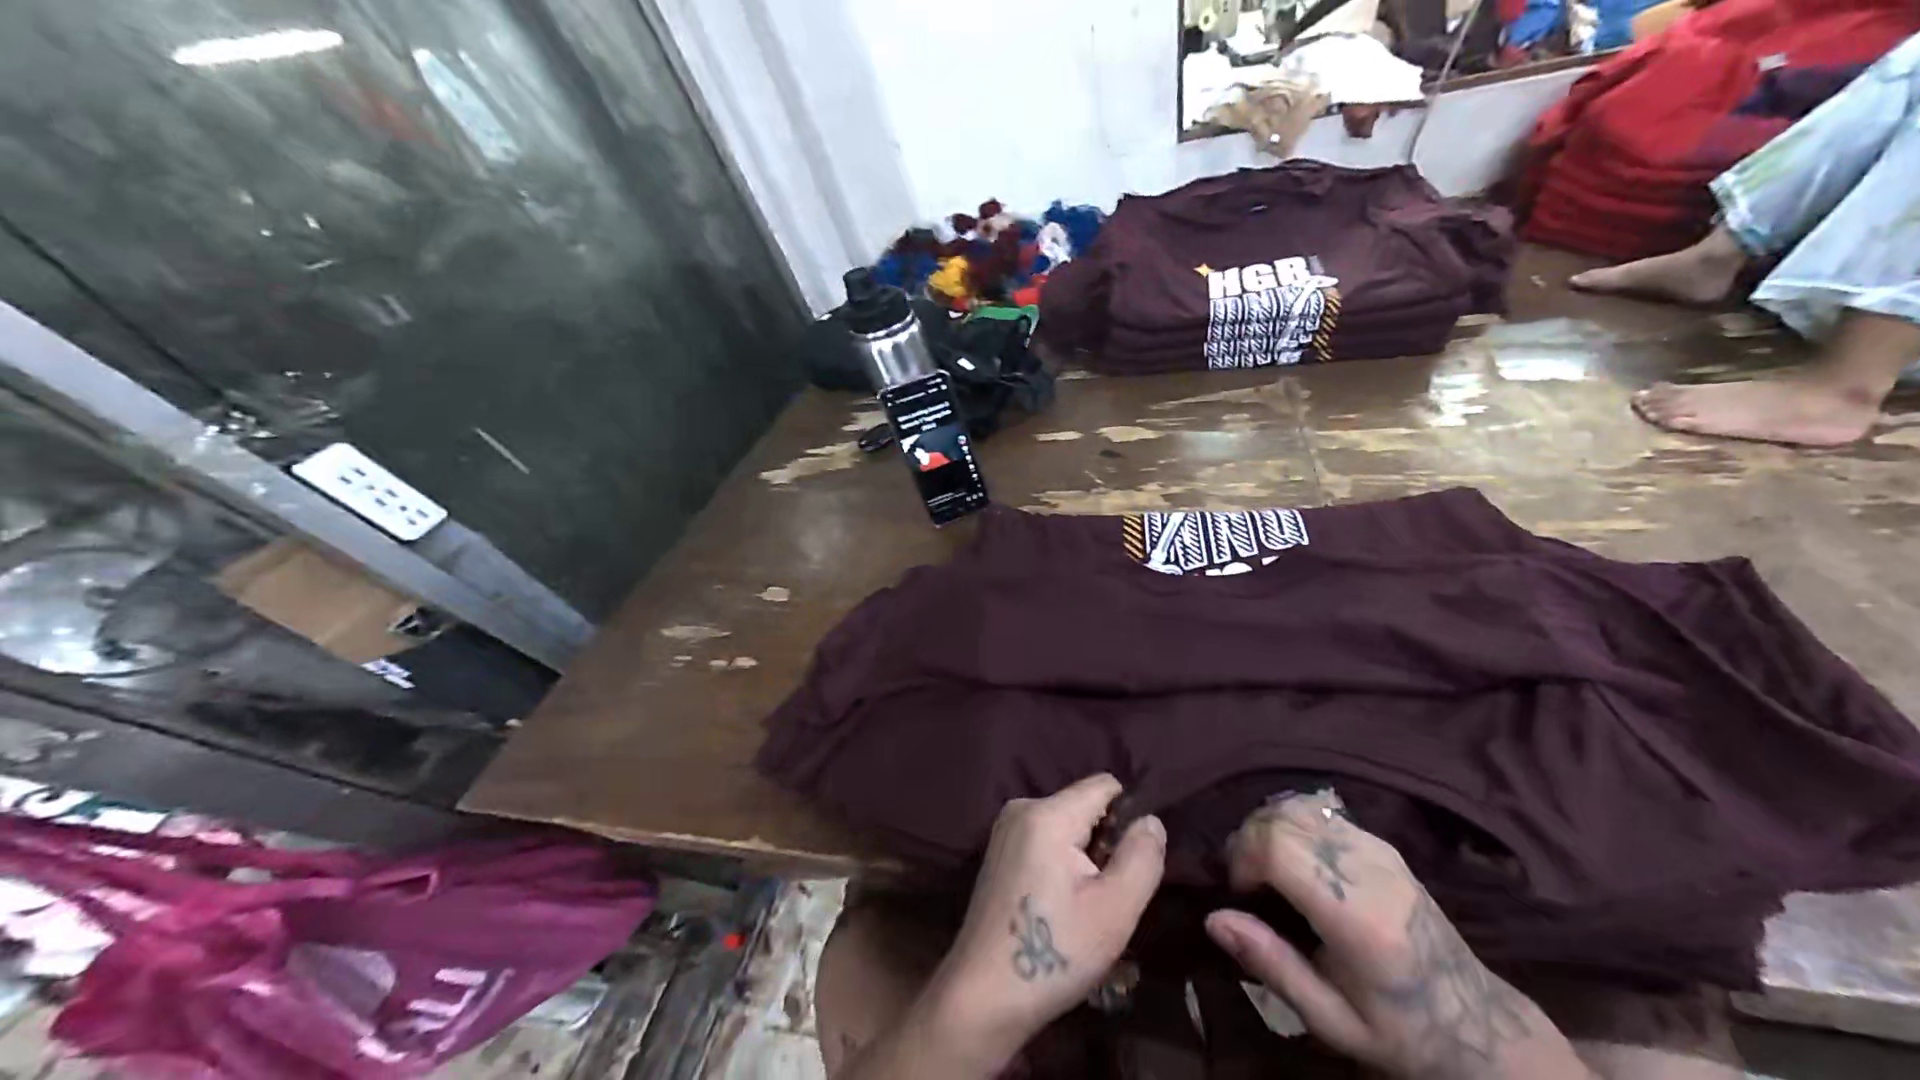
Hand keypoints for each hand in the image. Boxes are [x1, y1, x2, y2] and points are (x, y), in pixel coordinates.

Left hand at [918, 774, 1165, 1071]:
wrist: (983, 995)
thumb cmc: (1055, 952)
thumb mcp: (1116, 909)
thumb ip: (1142, 856)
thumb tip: (1151, 820)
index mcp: (1047, 813)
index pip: (1105, 785)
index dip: (1128, 817)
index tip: (1130, 863)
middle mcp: (1021, 808)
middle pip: (1084, 806)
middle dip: (1105, 842)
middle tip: (1108, 894)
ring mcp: (1004, 830)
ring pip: (1066, 826)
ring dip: (1085, 858)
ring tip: (1084, 905)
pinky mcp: (998, 852)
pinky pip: (1046, 840)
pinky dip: (1062, 864)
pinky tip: (1059, 907)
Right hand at [1205, 790, 1590, 1079]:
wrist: (1476, 1023)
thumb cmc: (1398, 1031)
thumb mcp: (1330, 1020)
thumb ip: (1271, 964)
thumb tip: (1214, 919)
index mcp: (1358, 919)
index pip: (1281, 848)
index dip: (1243, 857)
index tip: (1241, 892)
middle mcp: (1369, 870)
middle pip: (1283, 819)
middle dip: (1246, 840)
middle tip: (1246, 882)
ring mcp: (1379, 850)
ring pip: (1298, 807)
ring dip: (1266, 828)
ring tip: (1264, 869)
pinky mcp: (1381, 843)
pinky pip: (1319, 812)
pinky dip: (1289, 824)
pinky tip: (1291, 860)